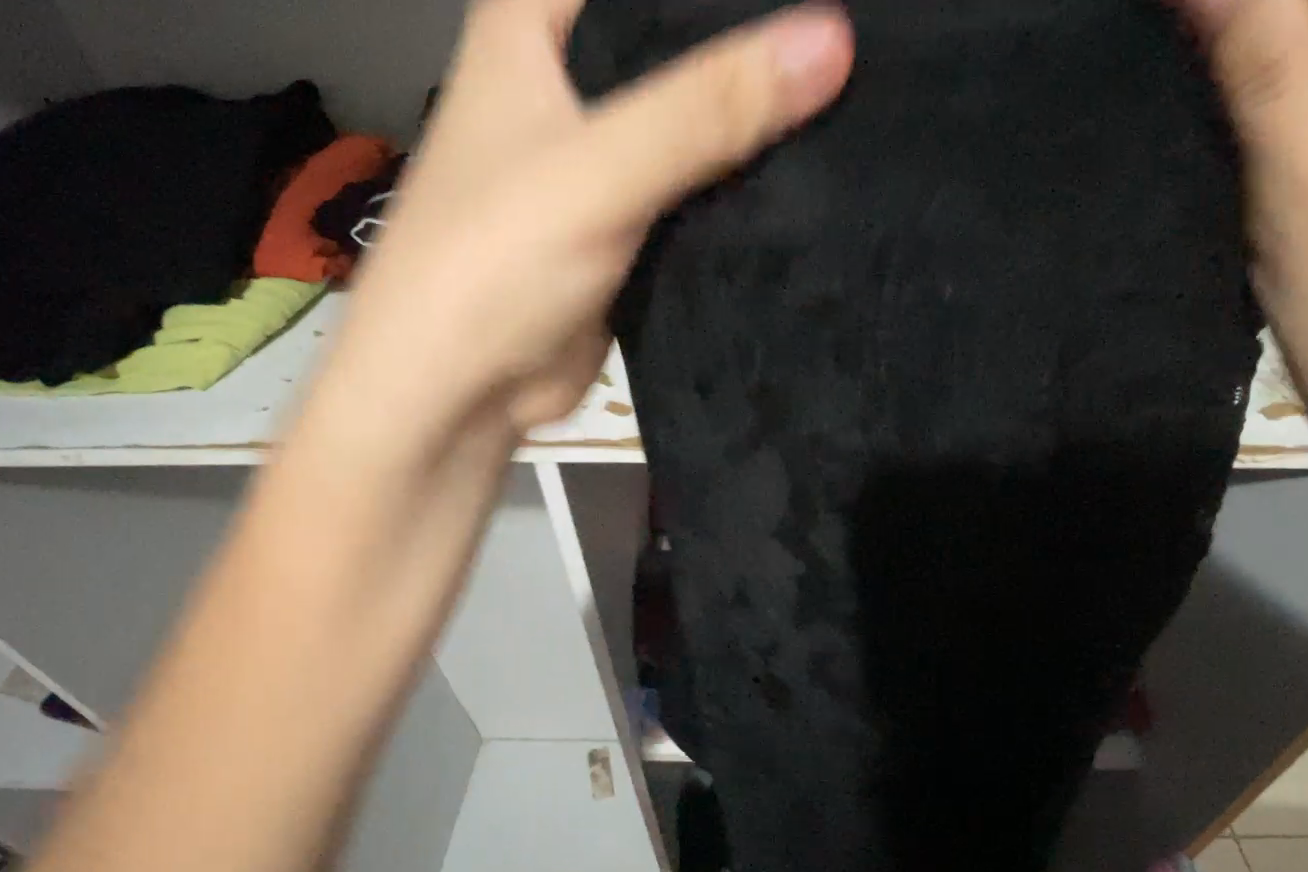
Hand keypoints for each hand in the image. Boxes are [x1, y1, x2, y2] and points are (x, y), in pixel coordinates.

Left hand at [322, 0, 853, 442]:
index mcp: (533, 30)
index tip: (813, 0)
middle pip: (677, 42)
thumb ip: (707, 108)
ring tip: (848, 109)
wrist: (459, 396)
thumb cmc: (493, 265)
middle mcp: (567, 83)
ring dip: (755, 127)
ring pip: (694, 122)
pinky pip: (698, 192)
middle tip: (847, 57)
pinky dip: (742, 191)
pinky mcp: (626, 228)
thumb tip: (831, 40)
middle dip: (751, 55)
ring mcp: (600, 161)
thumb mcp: (599, 171)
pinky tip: (807, 185)